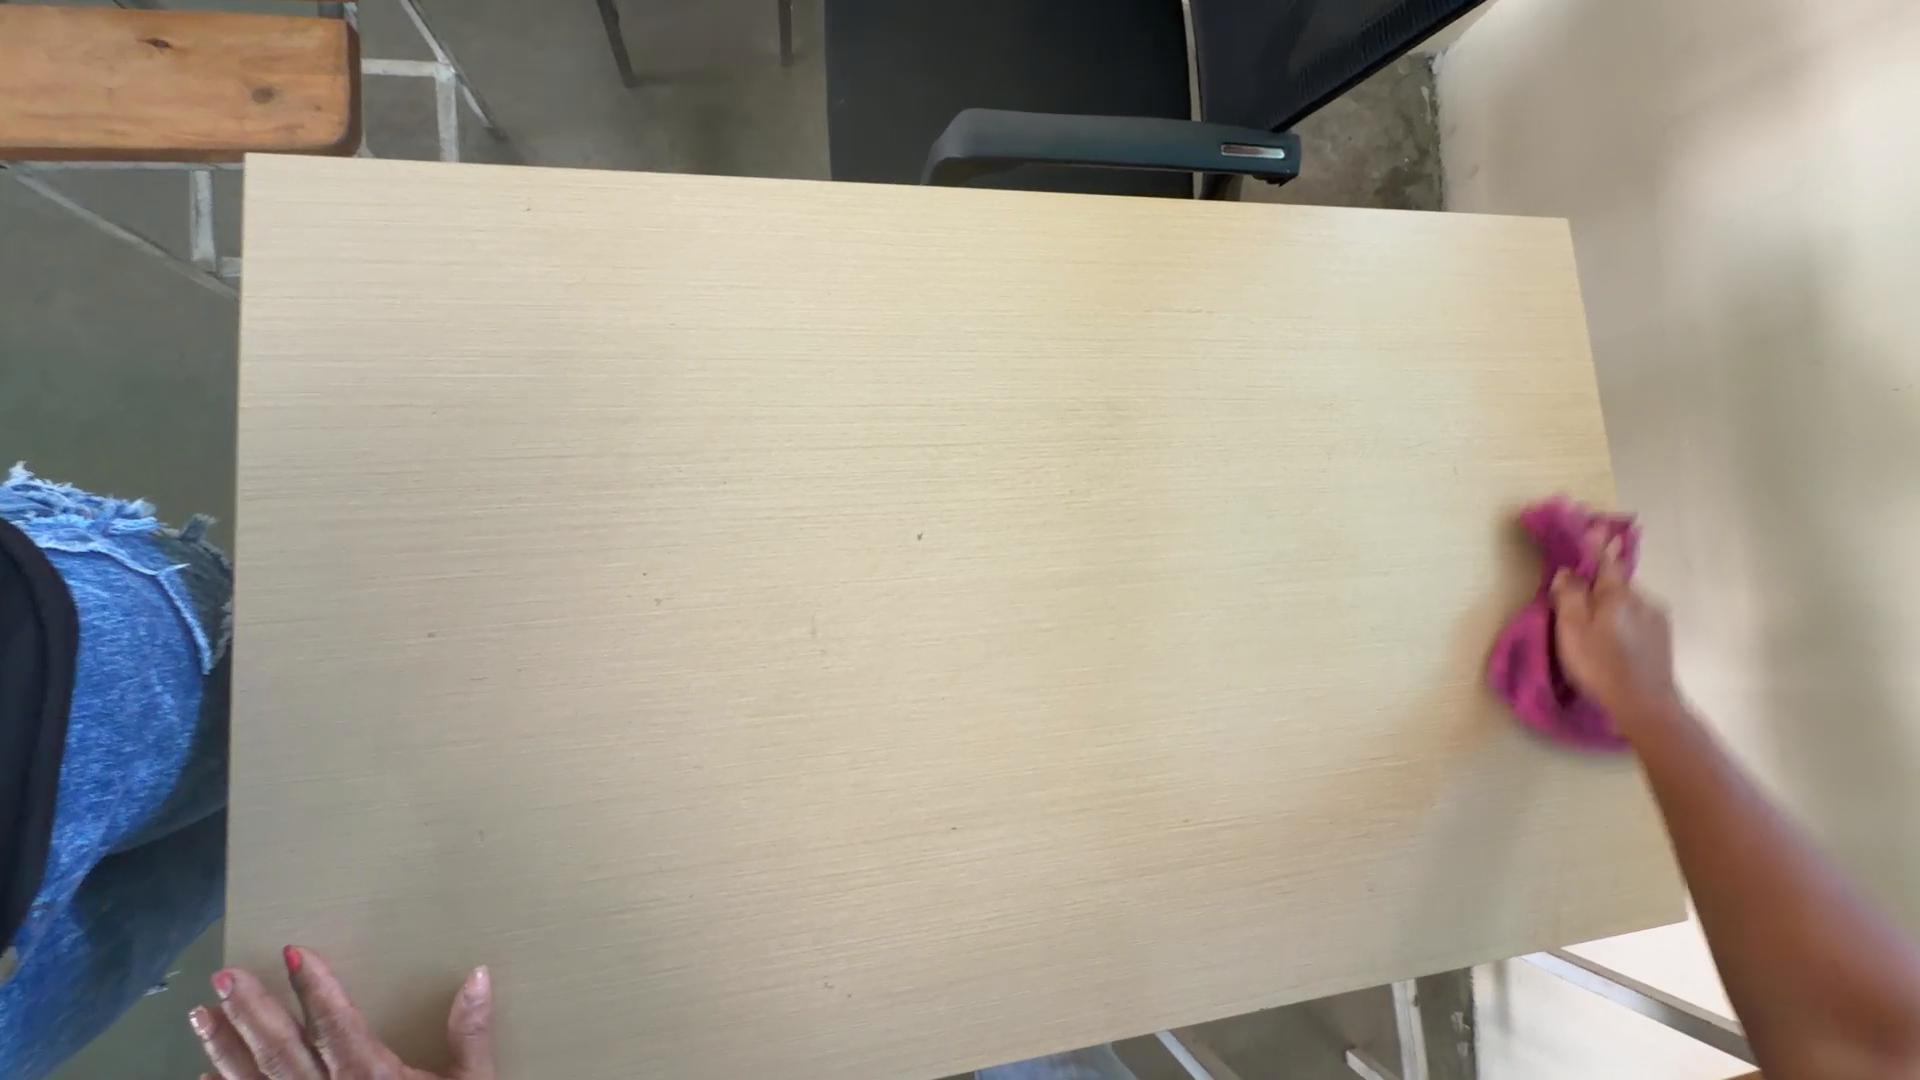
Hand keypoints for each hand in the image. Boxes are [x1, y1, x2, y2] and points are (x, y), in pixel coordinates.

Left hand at [188, 947, 492, 1079]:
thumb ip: (471, 1031)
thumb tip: (477, 974)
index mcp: (370, 1077)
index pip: (334, 1023)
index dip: (314, 986)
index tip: (295, 953)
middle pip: (280, 1050)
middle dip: (251, 1011)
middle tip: (225, 976)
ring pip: (252, 1079)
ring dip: (224, 1046)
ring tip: (201, 1013)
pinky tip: (204, 1074)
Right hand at [1550, 540, 1679, 726]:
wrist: (1646, 705)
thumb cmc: (1601, 665)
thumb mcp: (1573, 631)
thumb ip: (1569, 598)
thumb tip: (1566, 573)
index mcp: (1619, 596)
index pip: (1606, 562)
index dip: (1596, 544)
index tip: (1594, 524)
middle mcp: (1644, 600)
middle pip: (1615, 583)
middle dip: (1596, 583)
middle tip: (1573, 595)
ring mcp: (1657, 619)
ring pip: (1625, 601)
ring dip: (1607, 604)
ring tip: (1589, 625)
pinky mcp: (1662, 637)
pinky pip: (1635, 616)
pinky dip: (1619, 618)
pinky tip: (1609, 638)